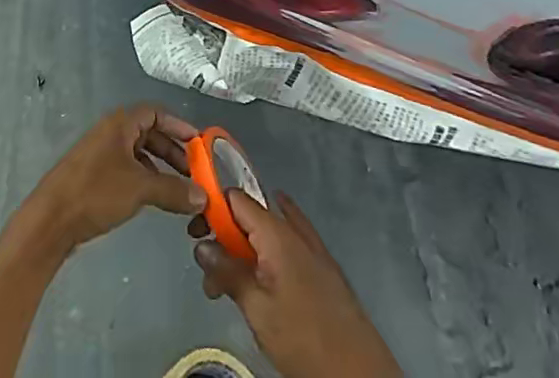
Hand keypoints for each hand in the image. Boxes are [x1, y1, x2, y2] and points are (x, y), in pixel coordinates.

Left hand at [21, 103, 205, 250]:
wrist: (53, 217)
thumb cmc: (96, 191)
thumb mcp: (140, 188)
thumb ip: (174, 190)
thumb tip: (203, 196)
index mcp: (119, 124)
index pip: (155, 112)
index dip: (179, 126)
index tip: (201, 145)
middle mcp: (111, 133)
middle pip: (150, 133)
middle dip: (174, 151)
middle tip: (197, 173)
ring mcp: (102, 153)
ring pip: (140, 154)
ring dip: (162, 168)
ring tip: (183, 191)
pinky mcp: (97, 175)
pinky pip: (130, 169)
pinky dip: (148, 179)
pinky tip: (159, 199)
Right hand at [192, 189, 401, 377]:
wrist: (363, 377)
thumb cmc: (304, 339)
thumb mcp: (256, 308)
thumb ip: (227, 271)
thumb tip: (201, 245)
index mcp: (278, 235)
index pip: (236, 198)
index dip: (211, 208)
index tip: (195, 231)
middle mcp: (296, 235)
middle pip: (250, 215)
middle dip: (224, 235)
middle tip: (208, 267)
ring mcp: (314, 253)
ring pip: (267, 234)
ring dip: (243, 251)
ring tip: (227, 286)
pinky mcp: (324, 273)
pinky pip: (286, 249)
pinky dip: (265, 256)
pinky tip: (257, 277)